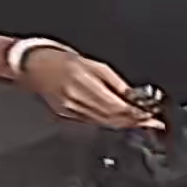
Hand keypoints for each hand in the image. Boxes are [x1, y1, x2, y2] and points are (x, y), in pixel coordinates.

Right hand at [18, 46, 161, 129]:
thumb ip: (119, 84)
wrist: (33, 63)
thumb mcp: (95, 66)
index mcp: (82, 81)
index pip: (118, 106)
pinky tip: (123, 121)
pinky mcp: (68, 115)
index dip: (139, 115)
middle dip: (137, 121)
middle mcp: (75, 97)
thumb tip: (139, 99)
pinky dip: (113, 123)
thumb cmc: (64, 61)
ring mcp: (71, 108)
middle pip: (115, 118)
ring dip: (128, 125)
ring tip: (143, 123)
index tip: (154, 118)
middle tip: (153, 123)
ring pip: (108, 123)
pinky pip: (98, 123)